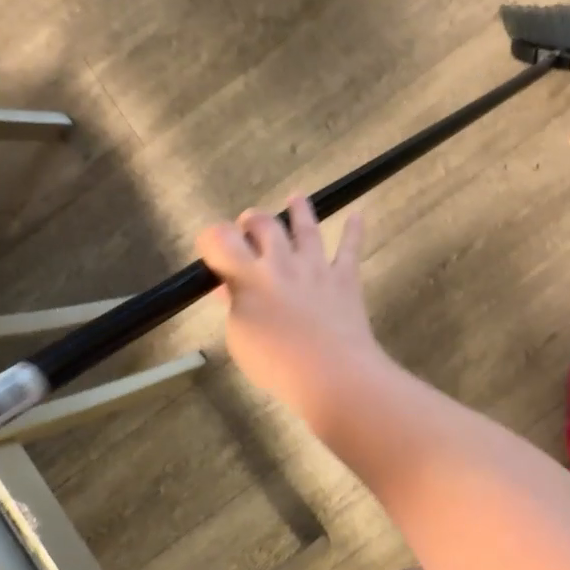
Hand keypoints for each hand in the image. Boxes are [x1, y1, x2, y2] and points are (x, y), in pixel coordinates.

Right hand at [195, 197, 388, 419]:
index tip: (212, 243)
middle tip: (250, 223)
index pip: (220, 239)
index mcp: (248, 277)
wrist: (332, 371)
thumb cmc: (277, 363)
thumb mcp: (240, 336)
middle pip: (265, 225)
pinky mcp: (345, 277)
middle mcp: (282, 263)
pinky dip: (354, 231)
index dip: (212, 237)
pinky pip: (350, 248)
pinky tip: (357, 216)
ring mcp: (316, 267)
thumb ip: (235, 305)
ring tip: (296, 197)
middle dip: (254, 221)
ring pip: (307, 229)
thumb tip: (229, 286)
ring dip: (300, 211)